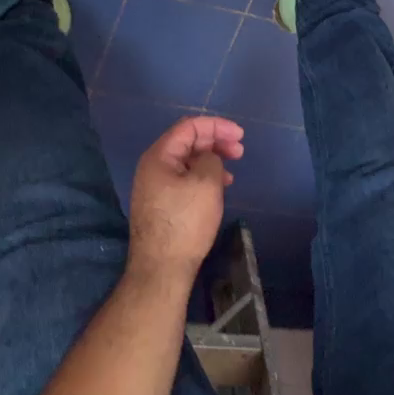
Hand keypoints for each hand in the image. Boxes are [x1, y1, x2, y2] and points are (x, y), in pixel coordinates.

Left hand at [128, 116, 243, 281]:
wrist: (161, 269)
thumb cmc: (185, 222)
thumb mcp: (206, 183)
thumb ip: (211, 159)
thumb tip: (208, 159)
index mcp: (159, 156)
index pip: (189, 127)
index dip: (217, 126)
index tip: (240, 135)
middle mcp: (152, 167)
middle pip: (187, 142)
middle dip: (215, 142)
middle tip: (240, 151)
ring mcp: (154, 187)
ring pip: (187, 162)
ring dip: (211, 160)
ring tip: (232, 172)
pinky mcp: (161, 204)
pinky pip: (184, 179)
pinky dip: (203, 177)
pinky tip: (218, 189)